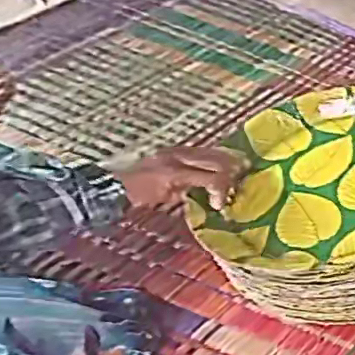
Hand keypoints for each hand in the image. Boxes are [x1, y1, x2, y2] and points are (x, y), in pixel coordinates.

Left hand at [115, 146, 247, 210]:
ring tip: (240, 172)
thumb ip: (191, 194)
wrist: (115, 183)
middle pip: (218, 162)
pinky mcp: (177, 149)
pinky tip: (227, 164)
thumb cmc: (141, 197)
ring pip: (214, 152)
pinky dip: (220, 157)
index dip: (222, 191)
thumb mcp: (167, 200)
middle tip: (237, 186)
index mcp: (176, 173)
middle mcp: (179, 157)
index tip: (219, 205)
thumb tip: (214, 196)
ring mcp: (178, 150)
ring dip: (230, 163)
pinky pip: (205, 150)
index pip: (212, 178)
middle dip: (232, 175)